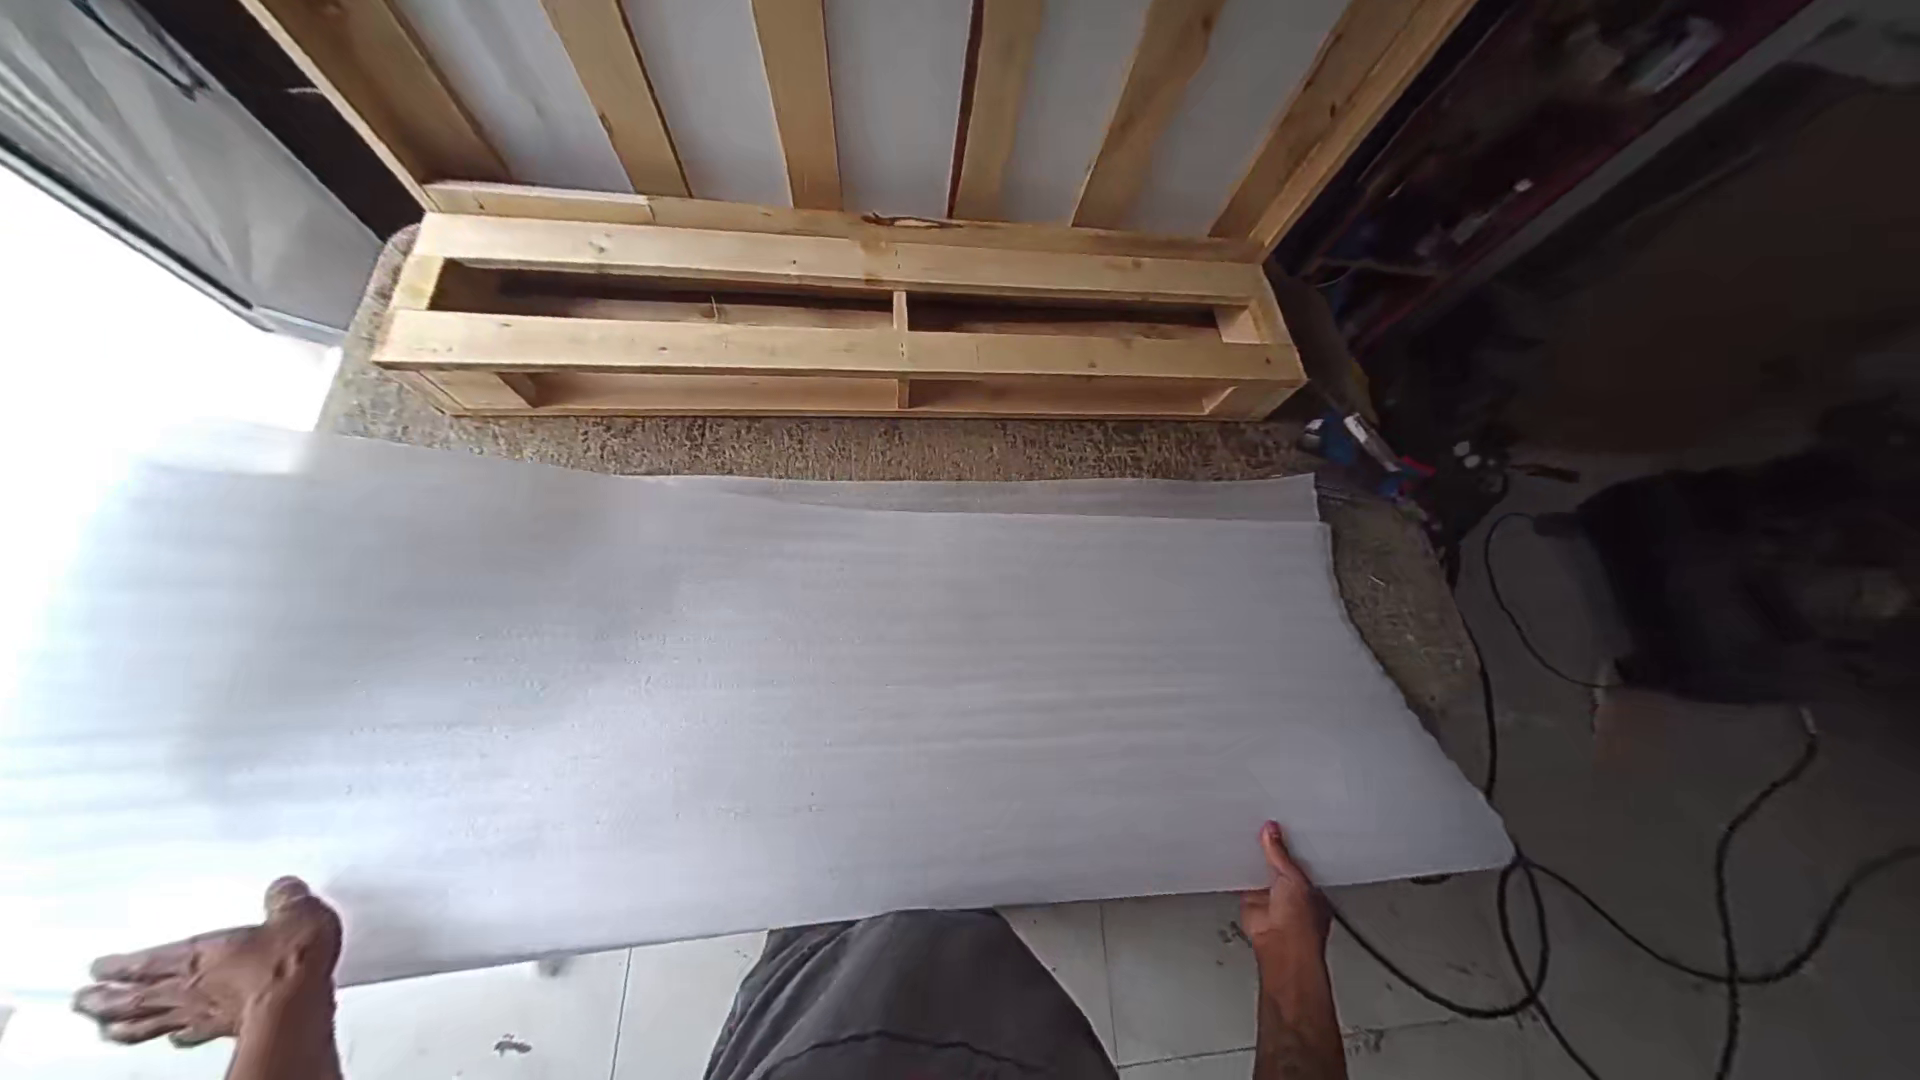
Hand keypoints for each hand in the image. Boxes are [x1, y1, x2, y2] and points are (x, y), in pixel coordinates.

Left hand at [73, 877, 340, 1046]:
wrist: (295, 1000)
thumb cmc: (289, 958)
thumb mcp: (298, 912)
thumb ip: (285, 899)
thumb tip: (282, 888)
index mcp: (199, 954)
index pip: (144, 962)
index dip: (117, 965)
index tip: (99, 967)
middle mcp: (189, 987)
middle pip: (130, 999)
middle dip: (101, 1000)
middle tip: (84, 999)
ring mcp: (199, 1014)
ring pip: (143, 1025)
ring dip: (119, 1026)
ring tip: (106, 1027)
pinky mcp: (218, 1031)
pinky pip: (182, 1037)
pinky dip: (171, 1037)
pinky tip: (175, 1036)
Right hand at [1240, 821, 1328, 950]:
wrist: (1280, 947)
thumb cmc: (1302, 926)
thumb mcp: (1293, 878)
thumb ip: (1279, 853)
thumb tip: (1272, 830)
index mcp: (1310, 888)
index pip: (1298, 858)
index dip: (1288, 842)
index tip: (1277, 824)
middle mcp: (1291, 893)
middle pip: (1276, 863)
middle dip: (1268, 850)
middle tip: (1257, 828)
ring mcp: (1271, 898)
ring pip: (1259, 871)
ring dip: (1252, 860)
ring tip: (1243, 838)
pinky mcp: (1252, 902)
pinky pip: (1242, 881)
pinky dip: (1237, 872)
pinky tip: (1232, 859)